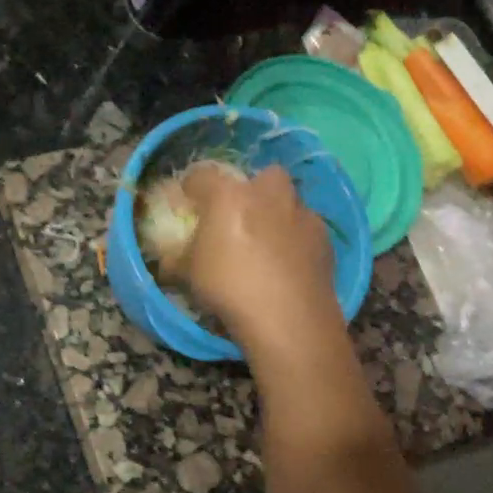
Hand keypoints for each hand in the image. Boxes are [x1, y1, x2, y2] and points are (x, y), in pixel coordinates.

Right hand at [177, 163, 340, 352]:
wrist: (287, 316)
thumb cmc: (228, 287)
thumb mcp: (187, 275)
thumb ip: (176, 258)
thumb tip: (168, 258)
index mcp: (228, 196)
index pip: (202, 176)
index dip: (191, 188)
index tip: (188, 204)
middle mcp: (268, 193)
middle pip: (259, 176)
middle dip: (249, 190)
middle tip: (238, 217)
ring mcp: (301, 212)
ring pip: (288, 199)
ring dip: (276, 212)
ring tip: (266, 242)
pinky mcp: (324, 235)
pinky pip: (305, 226)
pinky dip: (295, 237)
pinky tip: (287, 262)